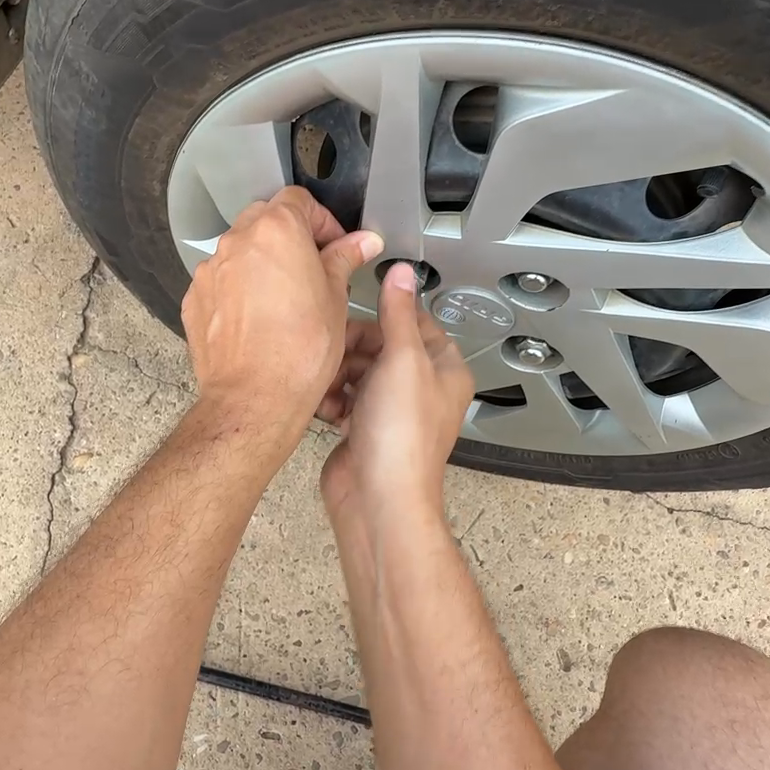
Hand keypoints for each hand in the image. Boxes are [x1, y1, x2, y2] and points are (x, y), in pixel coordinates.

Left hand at [181, 186, 382, 434]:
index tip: (336, 246)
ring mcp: (210, 271)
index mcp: (276, 231)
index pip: (299, 201)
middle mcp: (236, 242)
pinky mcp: (195, 299)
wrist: (255, 397)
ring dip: (263, 263)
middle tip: (313, 269)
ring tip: (285, 300)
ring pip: (241, 251)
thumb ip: (345, 259)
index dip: (322, 221)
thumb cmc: (300, 350)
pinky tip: (259, 319)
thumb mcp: (336, 298)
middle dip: (290, 237)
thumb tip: (363, 242)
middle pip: (266, 219)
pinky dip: (239, 289)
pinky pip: (221, 281)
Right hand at [320, 262, 476, 532]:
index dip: (383, 316)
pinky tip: (325, 410)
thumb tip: (402, 272)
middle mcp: (421, 389)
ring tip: (328, 386)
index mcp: (443, 369)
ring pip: (357, 373)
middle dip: (352, 350)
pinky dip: (331, 401)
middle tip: (335, 355)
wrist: (377, 497)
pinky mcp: (365, 430)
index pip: (414, 323)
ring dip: (337, 376)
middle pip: (379, 347)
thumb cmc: (402, 437)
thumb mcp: (402, 359)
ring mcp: (391, 411)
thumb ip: (398, 313)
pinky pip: (343, 400)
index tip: (355, 312)